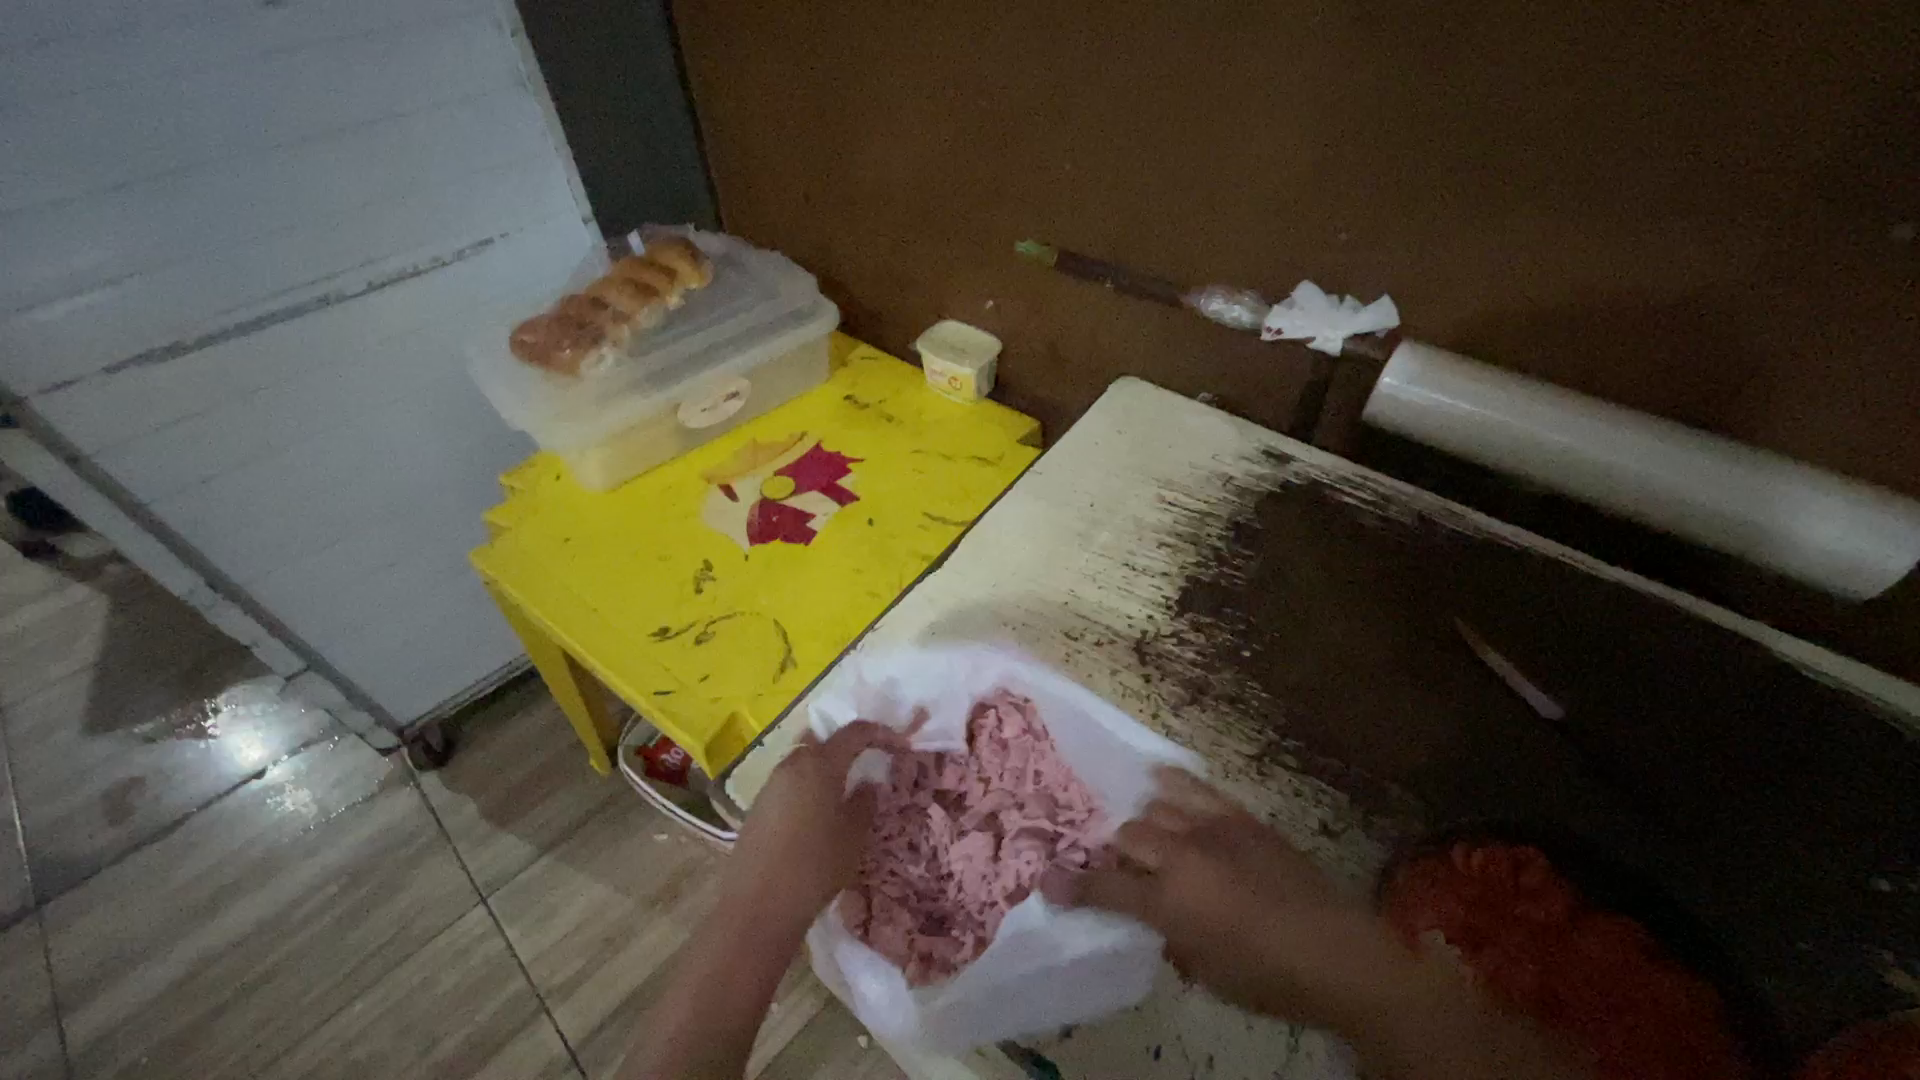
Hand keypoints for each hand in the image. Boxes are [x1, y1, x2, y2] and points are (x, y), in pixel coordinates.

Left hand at [725, 722, 899, 923]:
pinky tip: (817, 815)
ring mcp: (770, 785)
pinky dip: (808, 788)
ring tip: (845, 793)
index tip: (900, 747)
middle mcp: (792, 765)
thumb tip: (867, 784)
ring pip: (804, 763)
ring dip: (826, 769)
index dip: (881, 734)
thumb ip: (865, 802)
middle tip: (869, 765)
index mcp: (820, 764)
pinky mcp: (758, 807)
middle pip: (824, 742)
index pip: (855, 732)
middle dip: (849, 748)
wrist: (758, 905)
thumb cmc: (815, 865)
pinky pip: (789, 784)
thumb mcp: (853, 835)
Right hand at [1042, 767, 1418, 1032]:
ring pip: (1155, 808)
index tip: (1049, 882)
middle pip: (1126, 836)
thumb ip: (1171, 940)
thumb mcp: (1207, 974)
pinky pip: (1196, 787)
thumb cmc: (1267, 978)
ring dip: (1145, 824)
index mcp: (1168, 902)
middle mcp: (1181, 857)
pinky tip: (1159, 779)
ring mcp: (1211, 829)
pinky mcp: (1240, 817)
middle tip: (1120, 868)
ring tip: (1150, 837)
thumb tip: (1159, 923)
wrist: (1337, 952)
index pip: (1104, 886)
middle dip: (1114, 852)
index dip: (1072, 885)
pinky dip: (1172, 783)